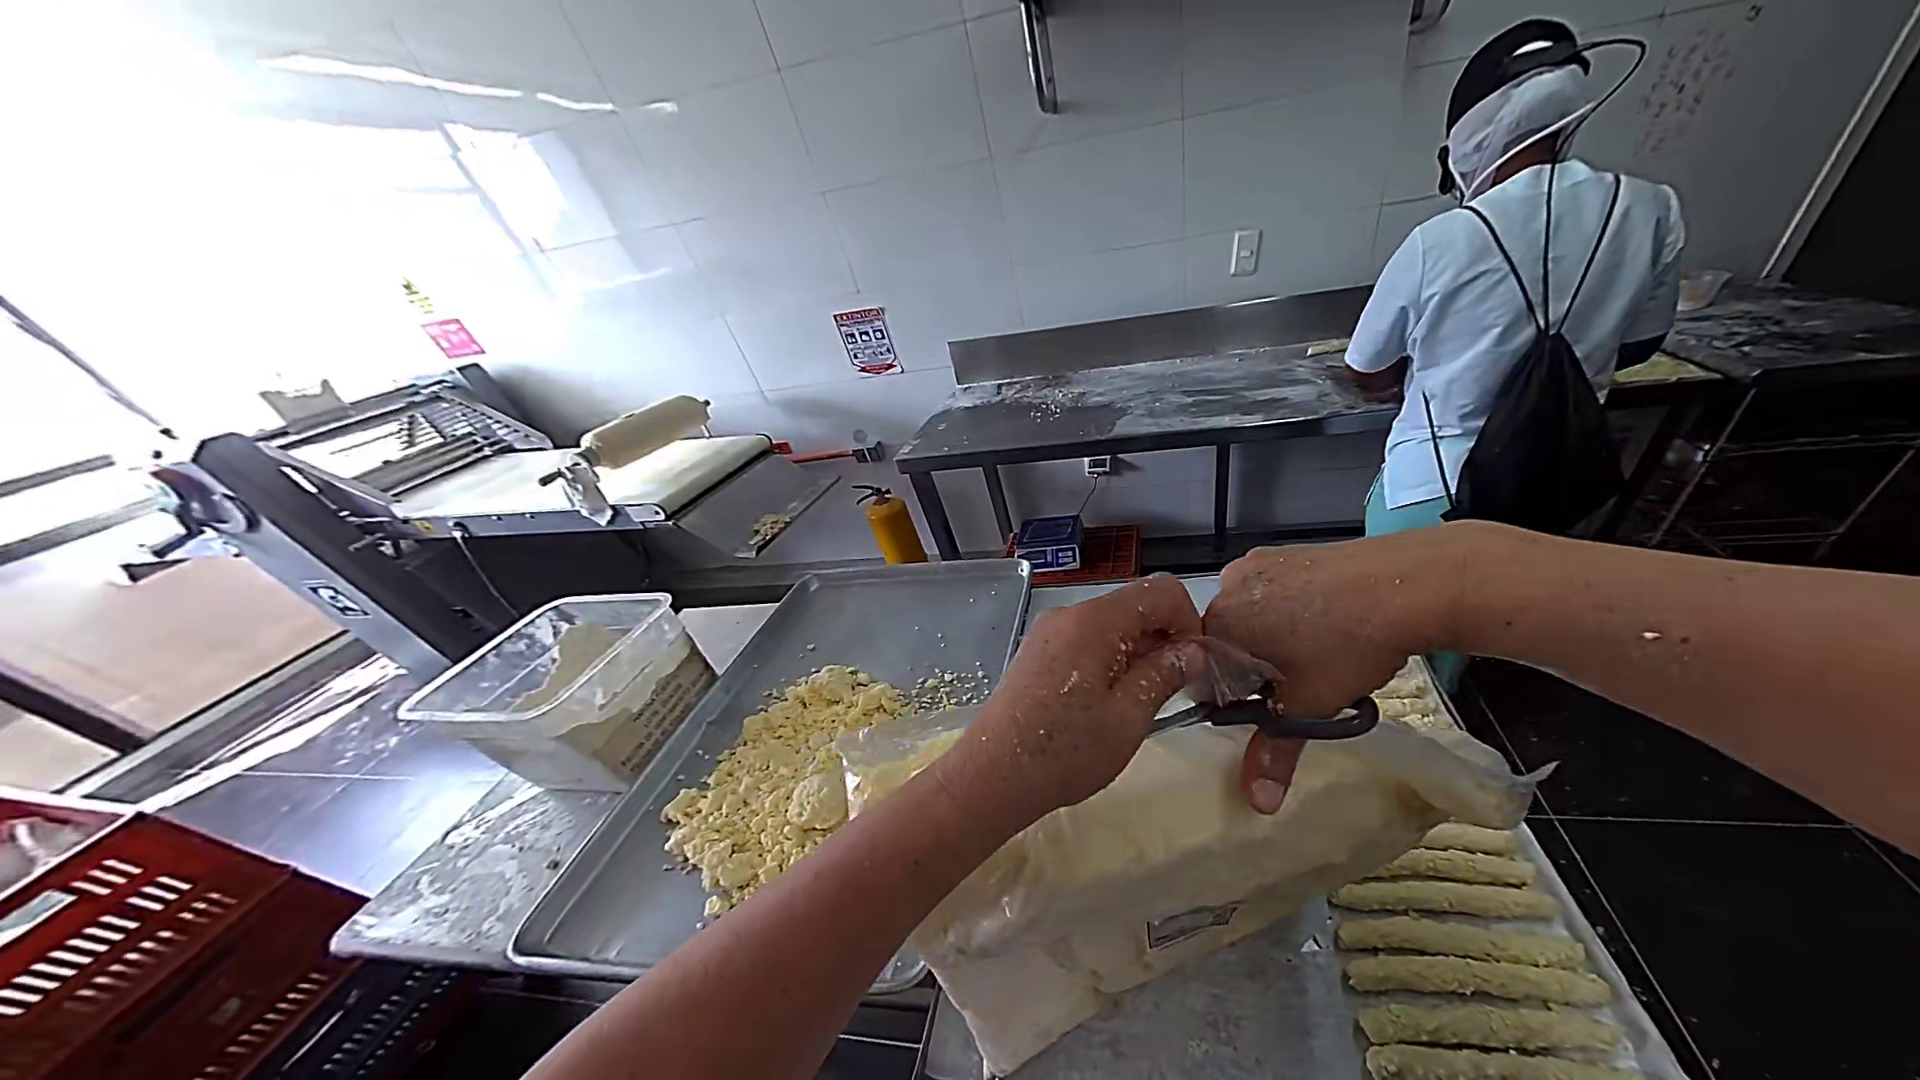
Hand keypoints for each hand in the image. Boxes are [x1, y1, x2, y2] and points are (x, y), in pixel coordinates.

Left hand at [936, 575, 1203, 834]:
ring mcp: (1049, 632)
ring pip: (1111, 625)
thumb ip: (1163, 674)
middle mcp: (1068, 615)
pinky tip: (1108, 700)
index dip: (1189, 621)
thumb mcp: (1127, 717)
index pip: (1160, 591)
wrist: (993, 774)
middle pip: (1134, 605)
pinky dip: (1110, 658)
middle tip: (1177, 688)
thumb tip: (1194, 650)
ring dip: (1138, 652)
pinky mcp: (1038, 652)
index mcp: (1093, 621)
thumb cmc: (1064, 750)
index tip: (1196, 663)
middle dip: (1165, 639)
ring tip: (1141, 701)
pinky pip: (1086, 640)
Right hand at [1203, 527, 1469, 812]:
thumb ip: (1274, 752)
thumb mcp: (1309, 705)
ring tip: (1314, 645)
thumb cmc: (1347, 647)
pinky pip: (1267, 587)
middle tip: (1295, 677)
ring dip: (1266, 632)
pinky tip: (1323, 613)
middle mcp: (1224, 588)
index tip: (1268, 700)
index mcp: (1217, 625)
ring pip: (1246, 612)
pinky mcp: (1281, 550)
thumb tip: (1257, 804)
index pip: (1202, 671)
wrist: (1408, 583)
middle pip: (1222, 639)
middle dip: (1249, 662)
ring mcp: (1253, 563)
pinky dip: (1284, 603)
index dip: (1233, 694)